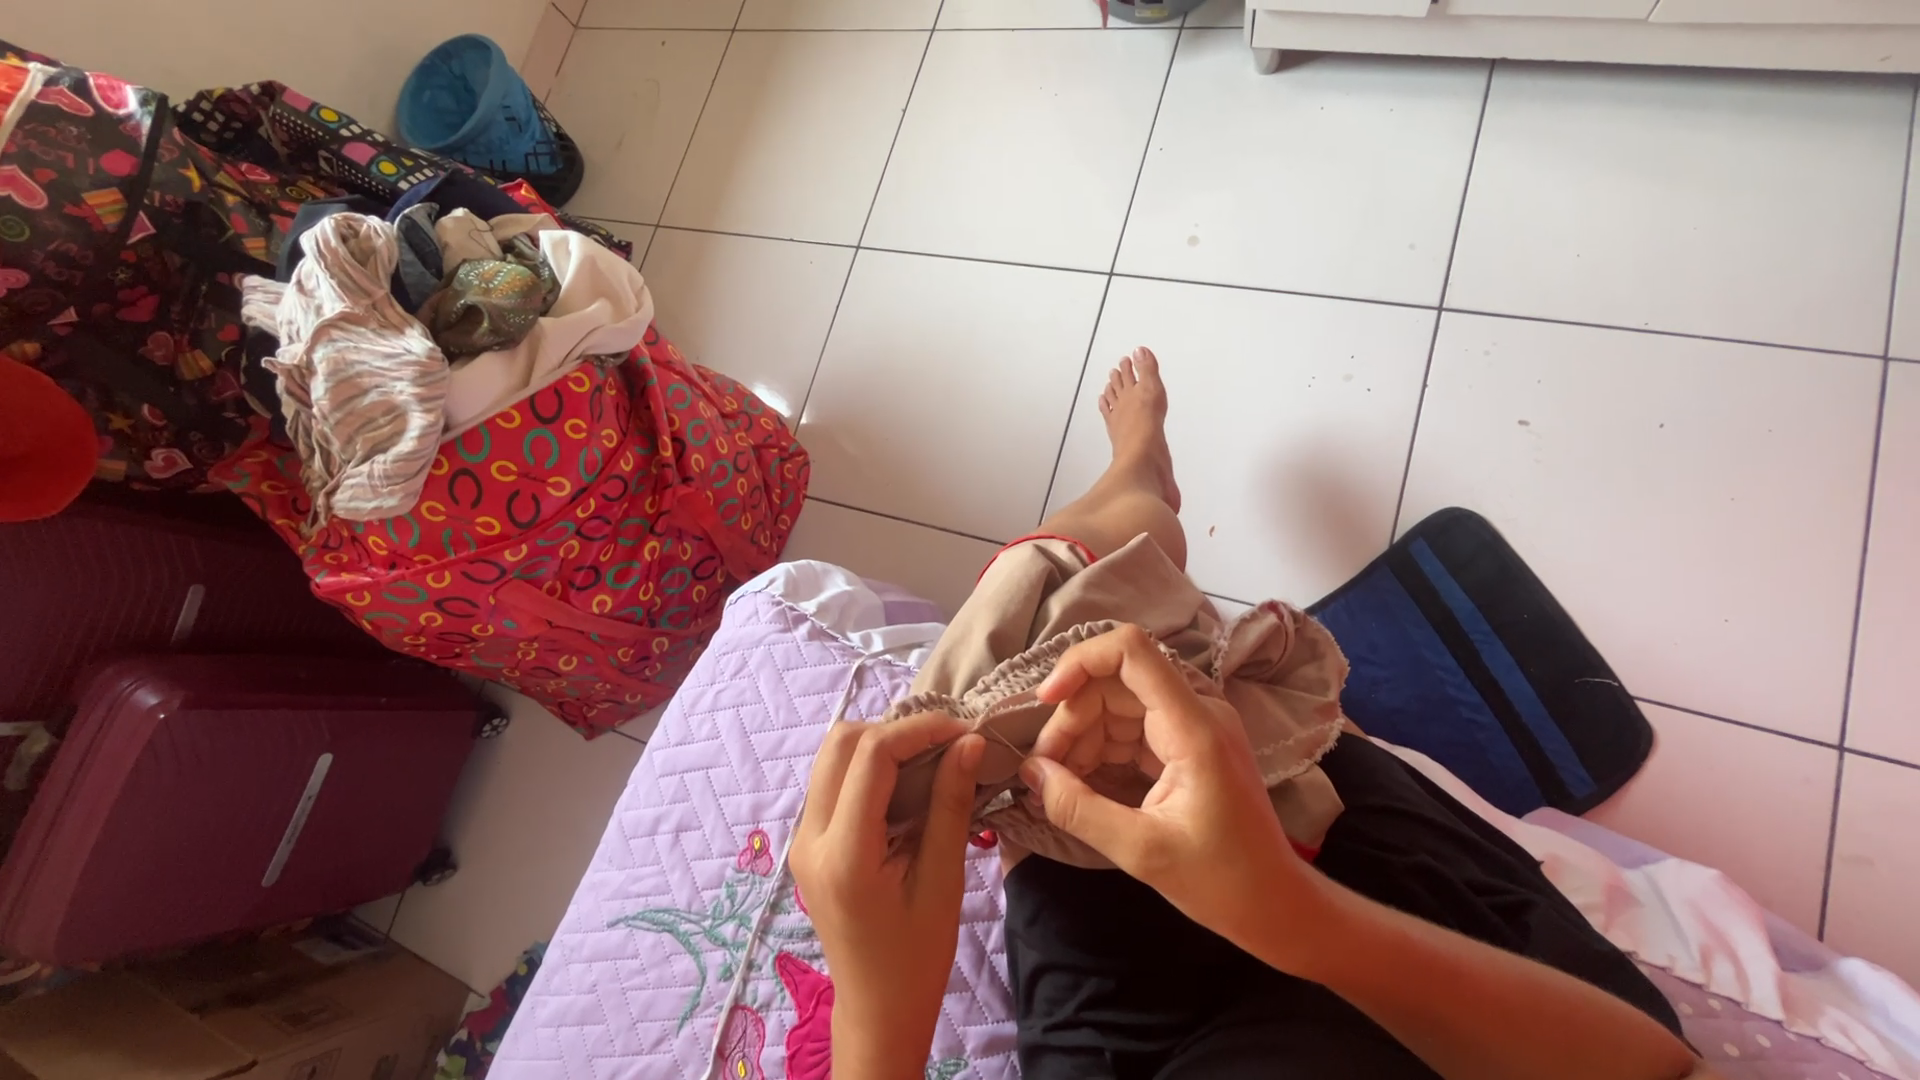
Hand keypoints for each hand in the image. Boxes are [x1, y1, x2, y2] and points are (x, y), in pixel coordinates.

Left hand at [791, 714, 984, 1078]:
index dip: (920, 730)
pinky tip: (904, 780)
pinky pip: (832, 779)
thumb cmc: (917, 956)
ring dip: (879, 743)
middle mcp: (809, 837)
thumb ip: (951, 804)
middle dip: (895, 729)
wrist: (877, 1008)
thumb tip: (969, 743)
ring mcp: (802, 838)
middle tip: (944, 744)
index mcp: (843, 853)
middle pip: (840, 742)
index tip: (963, 732)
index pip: (872, 756)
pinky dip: (867, 765)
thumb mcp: (943, 880)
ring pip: (832, 755)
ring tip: (928, 757)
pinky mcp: (808, 841)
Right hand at [1023, 625, 1332, 972]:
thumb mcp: (1141, 851)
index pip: (1131, 651)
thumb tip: (1030, 771)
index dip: (1080, 662)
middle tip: (1044, 768)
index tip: (1046, 701)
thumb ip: (1078, 809)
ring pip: (1116, 703)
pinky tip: (1082, 781)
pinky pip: (1129, 725)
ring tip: (1060, 782)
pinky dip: (1099, 747)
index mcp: (1193, 727)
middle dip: (1071, 717)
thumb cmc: (1221, 881)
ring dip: (1080, 735)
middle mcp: (1195, 711)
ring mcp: (1191, 724)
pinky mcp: (1184, 742)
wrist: (1276, 905)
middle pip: (1114, 682)